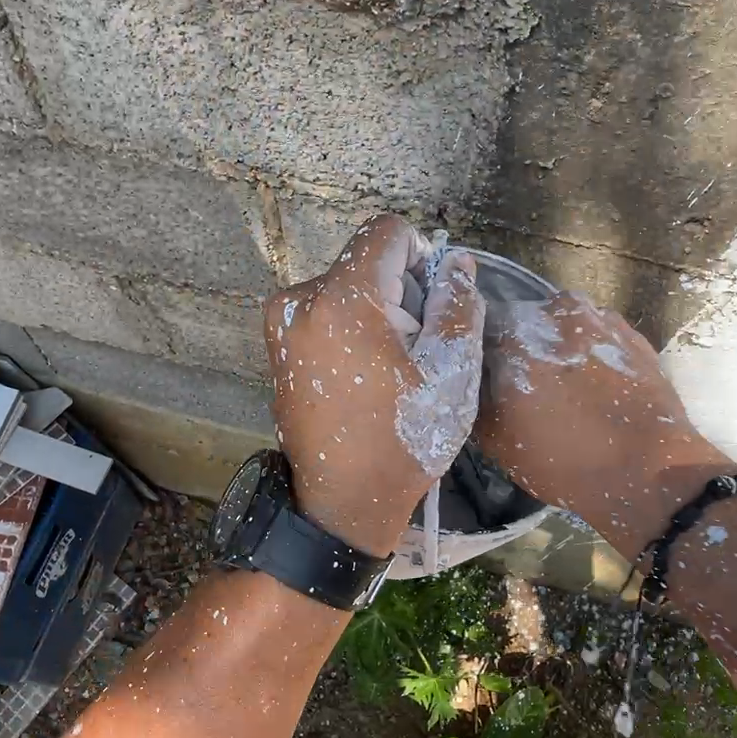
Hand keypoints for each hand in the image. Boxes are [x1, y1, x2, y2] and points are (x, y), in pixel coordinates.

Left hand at [265, 215, 484, 555]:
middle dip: (400, 292)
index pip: (385, 232)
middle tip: (415, 350)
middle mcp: (300, 300)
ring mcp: (282, 325)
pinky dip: (350, 328)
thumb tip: (455, 262)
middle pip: (365, 262)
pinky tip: (364, 377)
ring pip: (345, 287)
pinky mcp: (277, 347)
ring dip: (376, 312)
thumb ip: (458, 304)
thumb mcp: (451, 373)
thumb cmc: (402, 440)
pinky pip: (324, 312)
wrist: (341, 505)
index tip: (434, 302)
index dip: (421, 255)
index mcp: (341, 298)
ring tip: (390, 369)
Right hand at [473, 292, 732, 557]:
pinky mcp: (632, 335)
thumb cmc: (563, 459)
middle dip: (518, 345)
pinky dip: (589, 353)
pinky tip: (594, 387)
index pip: (478, 323)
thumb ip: (472, 396)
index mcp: (513, 333)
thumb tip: (471, 376)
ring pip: (562, 324)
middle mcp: (554, 312)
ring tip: (563, 386)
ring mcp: (599, 318)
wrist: (650, 472)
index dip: (478, 349)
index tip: (484, 373)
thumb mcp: (496, 438)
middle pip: (521, 320)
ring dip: (556, 345)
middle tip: (523, 383)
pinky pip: (597, 335)